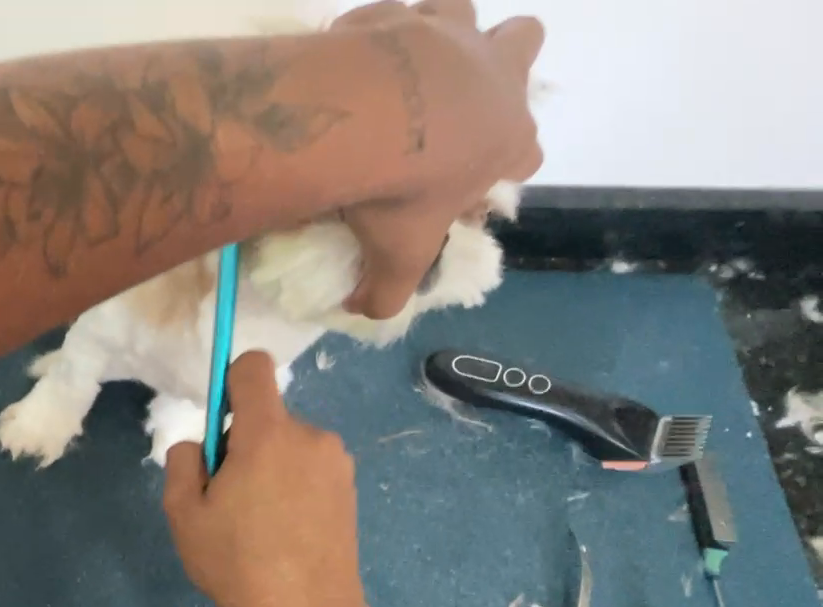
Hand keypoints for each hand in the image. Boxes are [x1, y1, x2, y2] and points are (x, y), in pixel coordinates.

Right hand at [163, 352, 376, 606]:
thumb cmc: (236, 562)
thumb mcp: (182, 514)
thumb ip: (182, 462)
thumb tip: (200, 444)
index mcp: (267, 434)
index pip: (253, 369)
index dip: (229, 380)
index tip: (216, 421)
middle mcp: (310, 437)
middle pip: (265, 417)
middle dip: (240, 444)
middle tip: (225, 500)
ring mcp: (336, 464)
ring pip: (286, 446)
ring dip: (265, 468)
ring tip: (253, 523)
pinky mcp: (349, 491)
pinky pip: (306, 470)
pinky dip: (288, 488)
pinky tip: (279, 533)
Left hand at [331, 0, 544, 317]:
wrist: (371, 125)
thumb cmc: (400, 193)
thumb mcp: (398, 253)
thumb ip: (387, 289)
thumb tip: (368, 313)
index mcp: (503, 138)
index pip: (525, 152)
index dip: (504, 165)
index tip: (465, 181)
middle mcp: (493, 74)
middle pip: (525, 48)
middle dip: (500, 68)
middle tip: (446, 102)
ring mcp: (451, 36)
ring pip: (470, 10)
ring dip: (442, 32)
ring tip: (398, 65)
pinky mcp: (405, 16)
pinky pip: (391, 11)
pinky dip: (370, 30)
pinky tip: (343, 54)